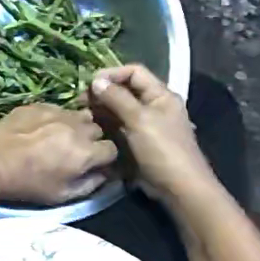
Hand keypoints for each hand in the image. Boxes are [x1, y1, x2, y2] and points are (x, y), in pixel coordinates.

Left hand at [0, 104, 118, 205]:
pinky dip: (54, 118)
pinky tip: (40, 129)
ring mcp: (56, 112)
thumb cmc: (27, 184)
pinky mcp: (38, 105)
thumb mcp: (62, 195)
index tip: (94, 164)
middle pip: (98, 129)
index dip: (104, 158)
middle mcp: (76, 127)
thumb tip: (105, 175)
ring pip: (78, 115)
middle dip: (91, 140)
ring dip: (75, 126)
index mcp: (85, 151)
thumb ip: (90, 185)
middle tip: (75, 151)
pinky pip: (56, 109)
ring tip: (60, 137)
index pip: (112, 149)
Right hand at [85, 65, 218, 203]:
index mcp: (161, 95)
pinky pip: (118, 125)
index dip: (112, 74)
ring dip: (101, 108)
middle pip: (125, 89)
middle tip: (80, 100)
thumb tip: (96, 81)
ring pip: (119, 108)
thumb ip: (117, 98)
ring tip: (82, 114)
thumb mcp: (139, 120)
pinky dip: (105, 123)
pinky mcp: (138, 140)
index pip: (134, 72)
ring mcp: (145, 124)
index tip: (90, 83)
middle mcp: (154, 106)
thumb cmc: (163, 150)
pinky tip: (91, 127)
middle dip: (103, 92)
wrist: (179, 188)